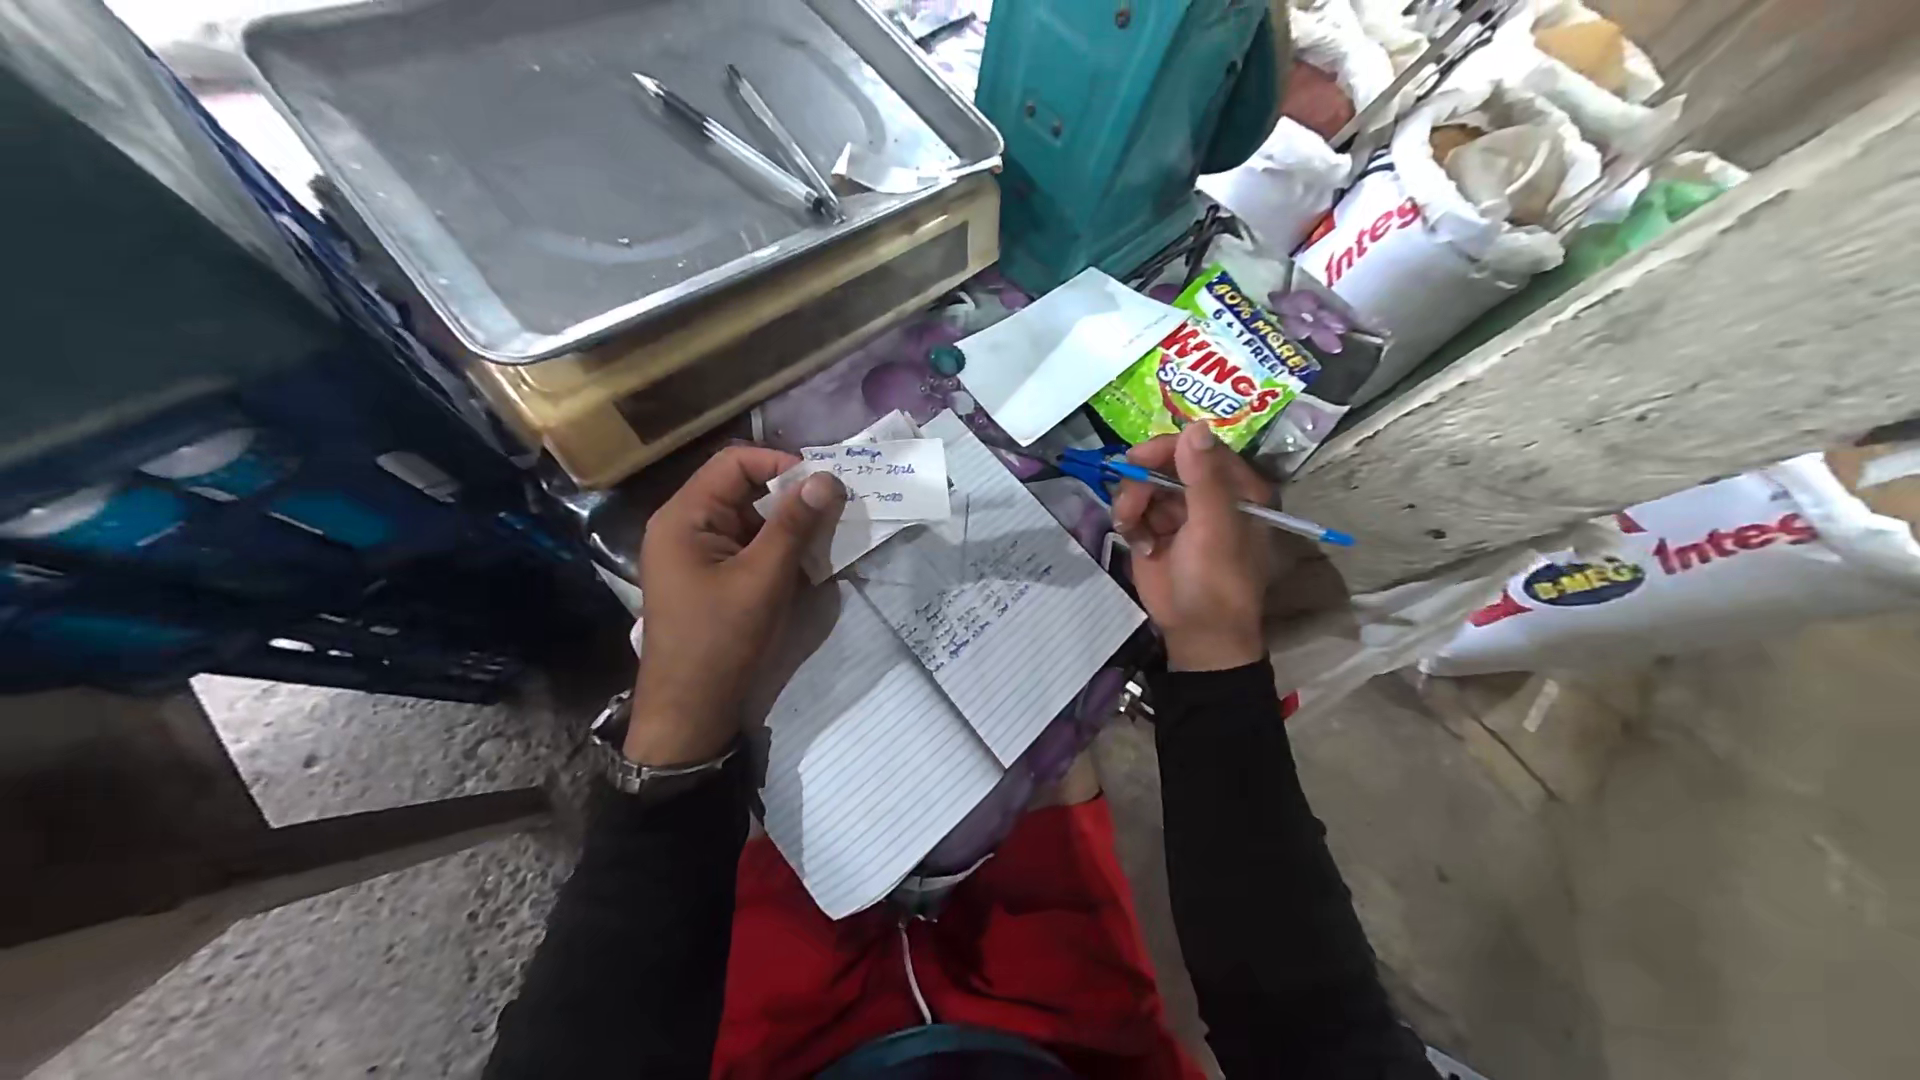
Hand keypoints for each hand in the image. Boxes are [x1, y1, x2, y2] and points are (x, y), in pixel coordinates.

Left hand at [628, 447, 845, 764]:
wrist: (691, 710)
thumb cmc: (721, 639)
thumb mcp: (763, 578)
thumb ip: (795, 525)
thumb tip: (827, 479)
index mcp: (685, 517)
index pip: (734, 463)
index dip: (781, 464)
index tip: (824, 485)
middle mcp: (687, 526)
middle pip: (744, 489)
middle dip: (791, 496)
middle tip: (835, 510)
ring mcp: (700, 554)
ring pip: (752, 520)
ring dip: (791, 525)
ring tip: (829, 536)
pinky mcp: (714, 577)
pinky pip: (751, 548)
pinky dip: (780, 549)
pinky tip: (809, 562)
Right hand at [1110, 424, 1274, 671]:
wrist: (1196, 632)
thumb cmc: (1216, 581)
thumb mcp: (1214, 528)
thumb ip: (1203, 478)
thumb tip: (1194, 427)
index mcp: (1235, 488)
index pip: (1198, 448)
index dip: (1166, 449)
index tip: (1136, 458)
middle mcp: (1206, 493)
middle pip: (1163, 463)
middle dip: (1141, 482)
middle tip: (1131, 505)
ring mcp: (1178, 511)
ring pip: (1141, 484)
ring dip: (1131, 504)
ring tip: (1134, 531)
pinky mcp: (1154, 529)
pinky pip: (1132, 508)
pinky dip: (1128, 522)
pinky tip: (1138, 543)